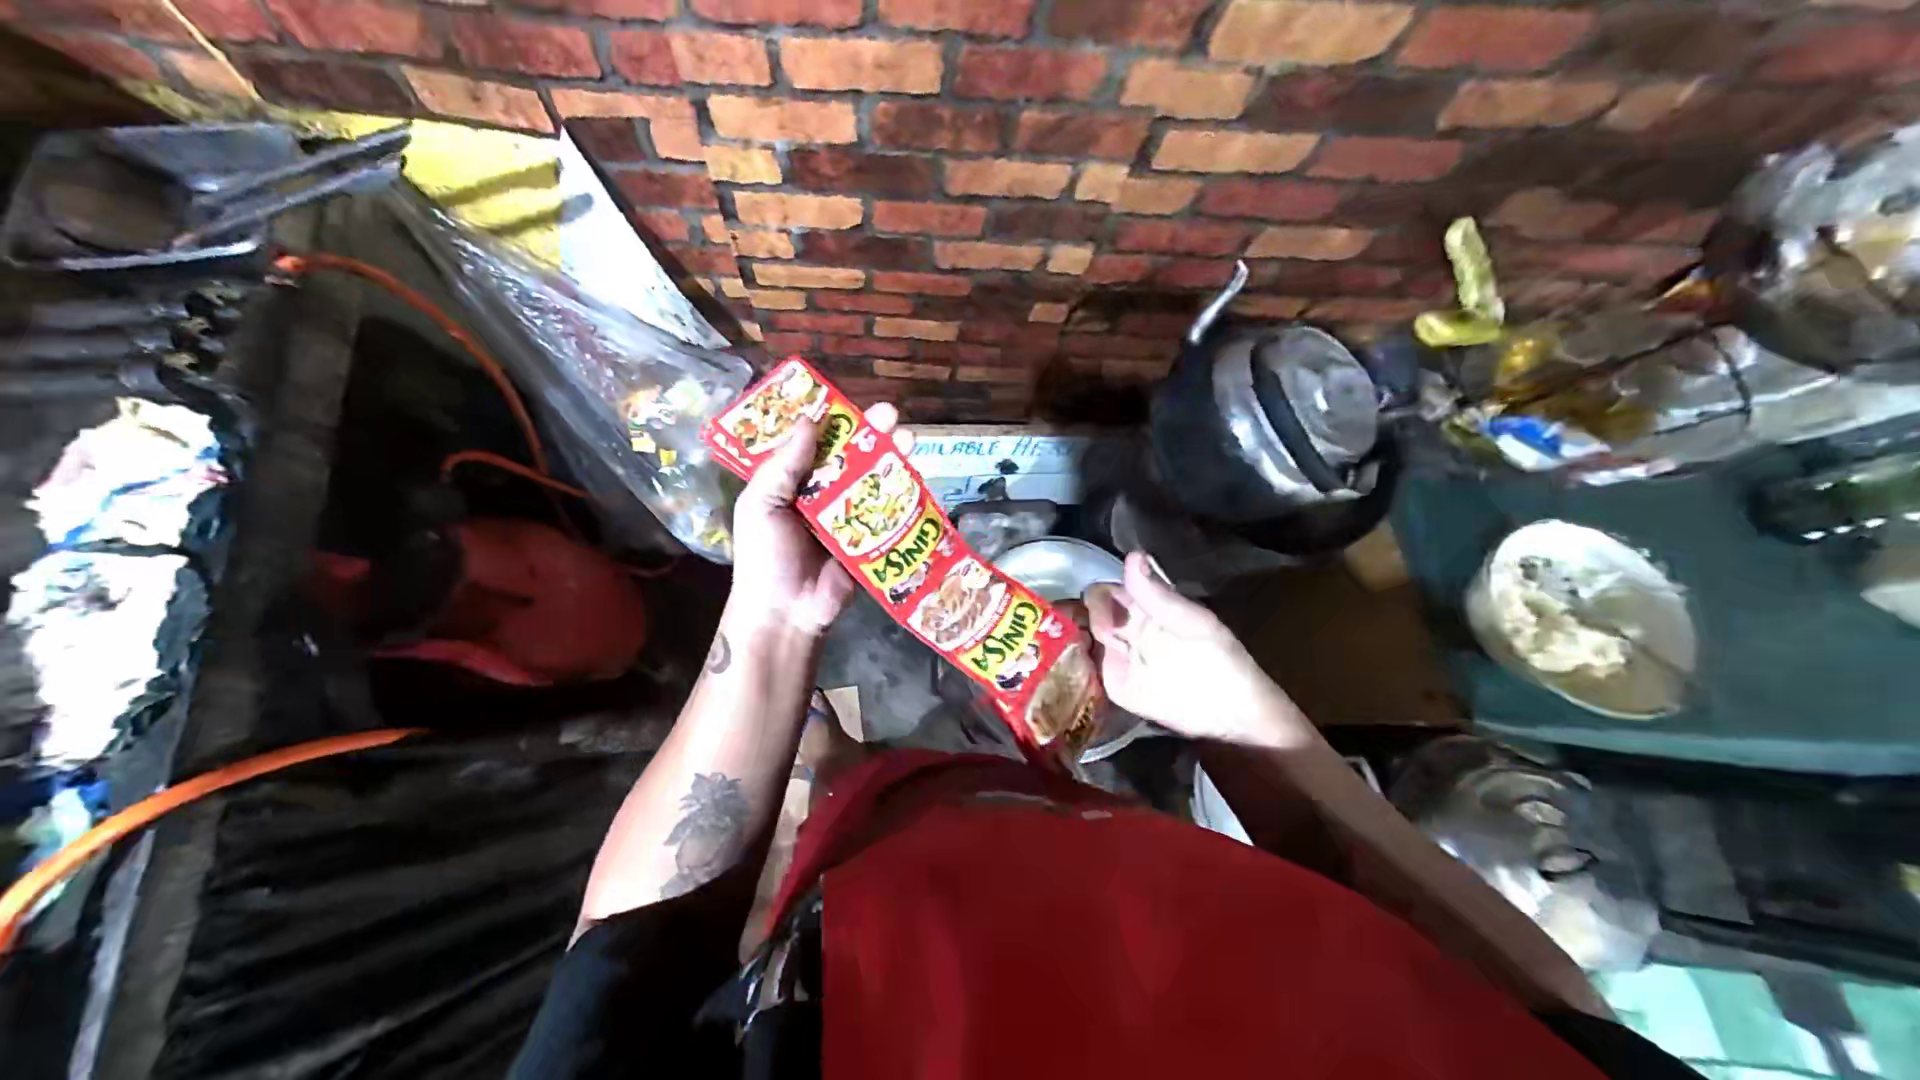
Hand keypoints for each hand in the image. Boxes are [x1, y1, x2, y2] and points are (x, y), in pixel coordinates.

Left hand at [727, 403, 913, 639]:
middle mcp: (823, 496)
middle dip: (872, 434)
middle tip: (890, 414)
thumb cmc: (765, 557)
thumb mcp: (760, 504)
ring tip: (908, 438)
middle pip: (852, 458)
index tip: (850, 402)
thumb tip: (809, 420)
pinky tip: (916, 477)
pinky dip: (903, 497)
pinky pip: (888, 515)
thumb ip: (783, 465)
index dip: (833, 421)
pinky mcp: (871, 541)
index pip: (815, 444)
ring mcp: (850, 519)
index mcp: (792, 484)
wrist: (786, 613)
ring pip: (874, 481)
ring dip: (892, 459)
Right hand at [1085, 553, 1309, 748]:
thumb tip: (1132, 556)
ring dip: (1066, 639)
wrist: (1230, 714)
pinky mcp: (1113, 683)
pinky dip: (1071, 665)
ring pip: (1080, 639)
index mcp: (1143, 606)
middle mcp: (1124, 626)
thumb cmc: (1220, 660)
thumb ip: (1158, 595)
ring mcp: (1116, 656)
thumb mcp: (1192, 623)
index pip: (1105, 592)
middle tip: (1074, 632)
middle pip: (1085, 615)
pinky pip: (1085, 670)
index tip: (1093, 609)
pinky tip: (1063, 667)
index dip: (1095, 597)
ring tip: (1059, 646)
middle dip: (1073, 619)